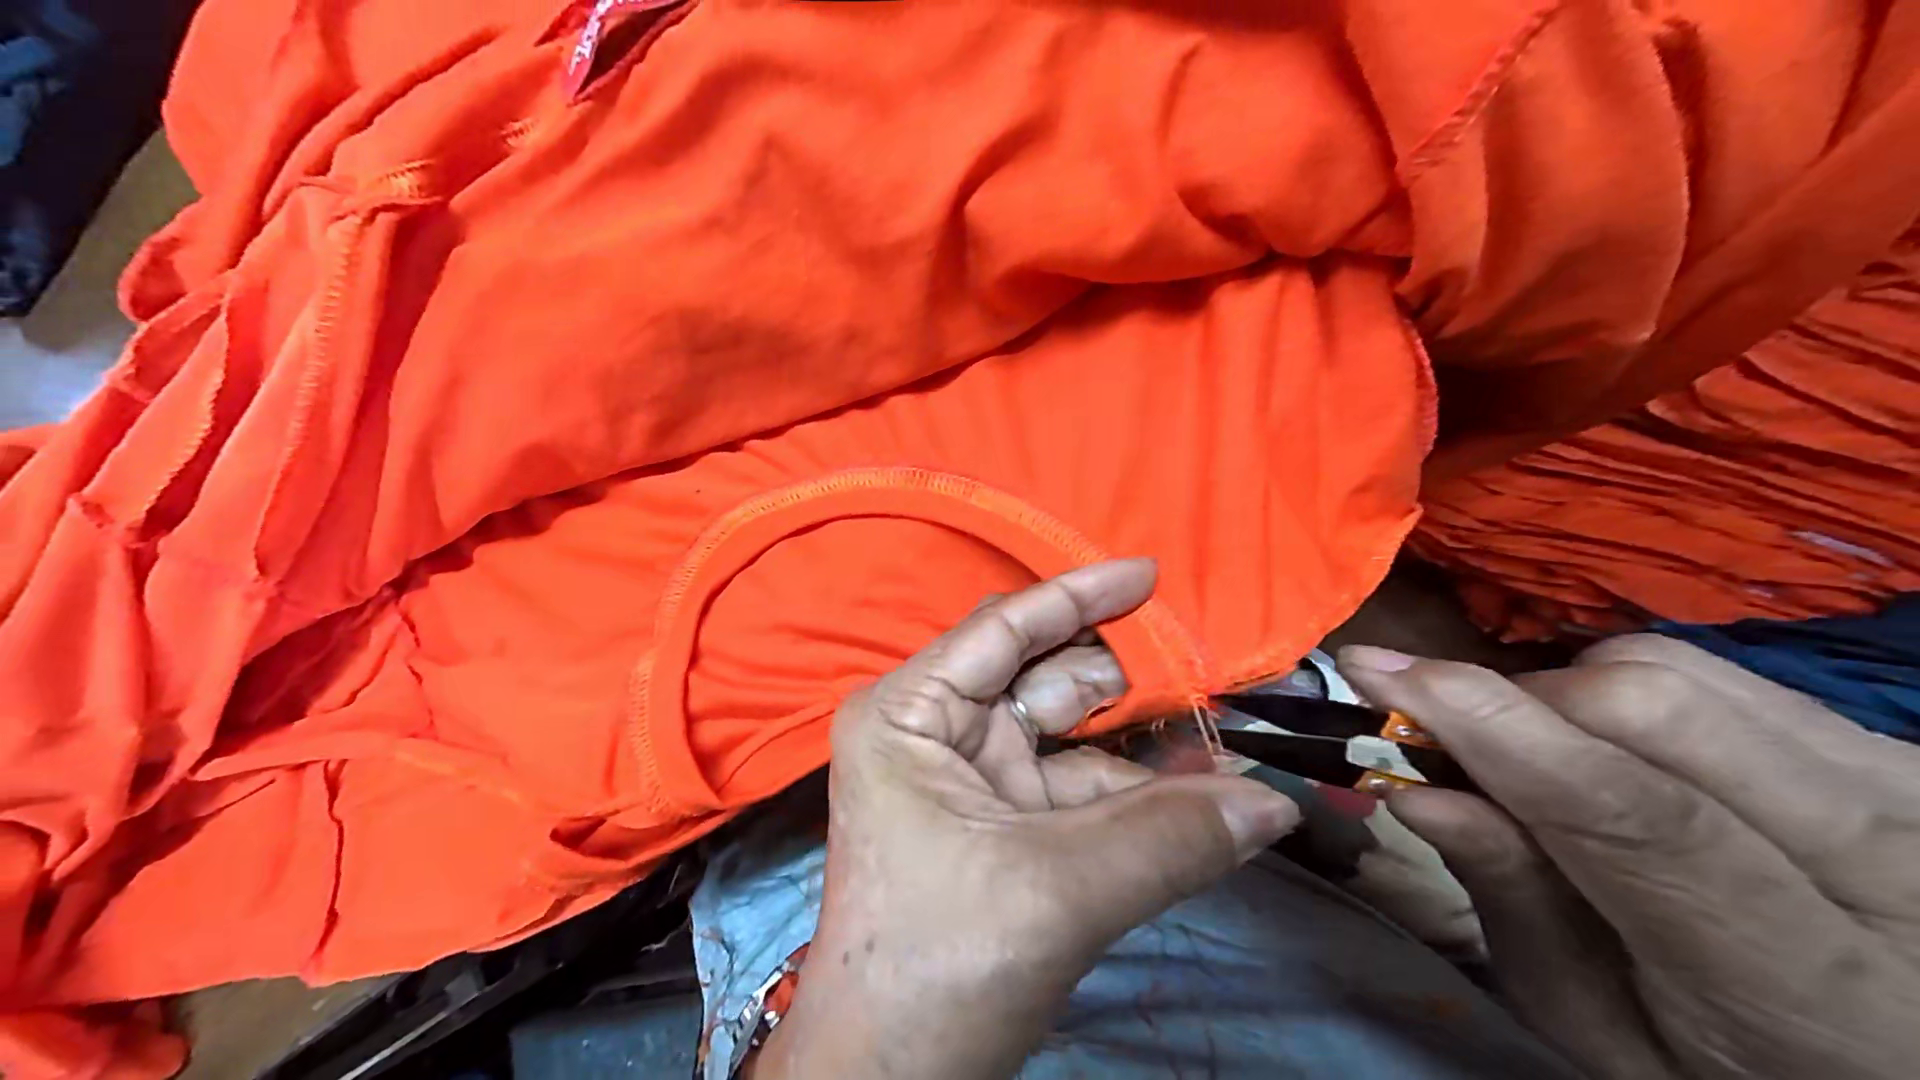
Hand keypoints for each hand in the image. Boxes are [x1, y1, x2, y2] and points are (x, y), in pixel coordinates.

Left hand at [754, 559, 1299, 1079]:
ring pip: (1072, 738)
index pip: (1004, 628)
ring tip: (1225, 738)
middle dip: (1125, 675)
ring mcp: (972, 778)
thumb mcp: (1055, 890)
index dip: (1078, 596)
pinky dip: (1138, 796)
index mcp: (911, 712)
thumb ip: (1169, 840)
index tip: (1148, 573)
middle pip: (1044, 677)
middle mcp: (937, 730)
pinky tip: (1203, 800)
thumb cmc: (938, 964)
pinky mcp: (1004, 825)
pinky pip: (1081, 791)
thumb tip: (1274, 801)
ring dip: (1145, 744)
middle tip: (1206, 664)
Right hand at [1339, 635, 1919, 1079]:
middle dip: (1510, 700)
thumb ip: (1512, 901)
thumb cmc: (1706, 1068)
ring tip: (1533, 750)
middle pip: (1654, 710)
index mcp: (1821, 999)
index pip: (1634, 818)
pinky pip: (1721, 676)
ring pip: (1682, 674)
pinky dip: (1619, 687)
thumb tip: (1412, 791)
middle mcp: (1908, 881)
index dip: (1488, 726)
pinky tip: (1610, 746)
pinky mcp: (1904, 760)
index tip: (1372, 672)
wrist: (1877, 1058)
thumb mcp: (1590, 1024)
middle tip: (1444, 732)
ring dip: (1560, 692)